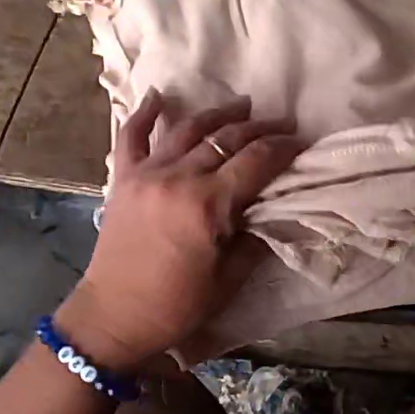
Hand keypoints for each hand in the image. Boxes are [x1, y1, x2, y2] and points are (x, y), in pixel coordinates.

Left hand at [54, 90, 301, 370]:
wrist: (113, 317)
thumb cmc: (175, 306)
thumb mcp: (227, 282)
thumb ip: (253, 240)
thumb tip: (271, 213)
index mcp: (207, 205)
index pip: (256, 162)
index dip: (283, 148)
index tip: (301, 143)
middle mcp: (178, 178)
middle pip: (227, 138)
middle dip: (260, 128)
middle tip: (283, 124)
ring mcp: (147, 174)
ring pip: (188, 129)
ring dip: (219, 113)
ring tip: (243, 104)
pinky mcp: (124, 179)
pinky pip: (132, 136)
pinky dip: (145, 113)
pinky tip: (159, 96)